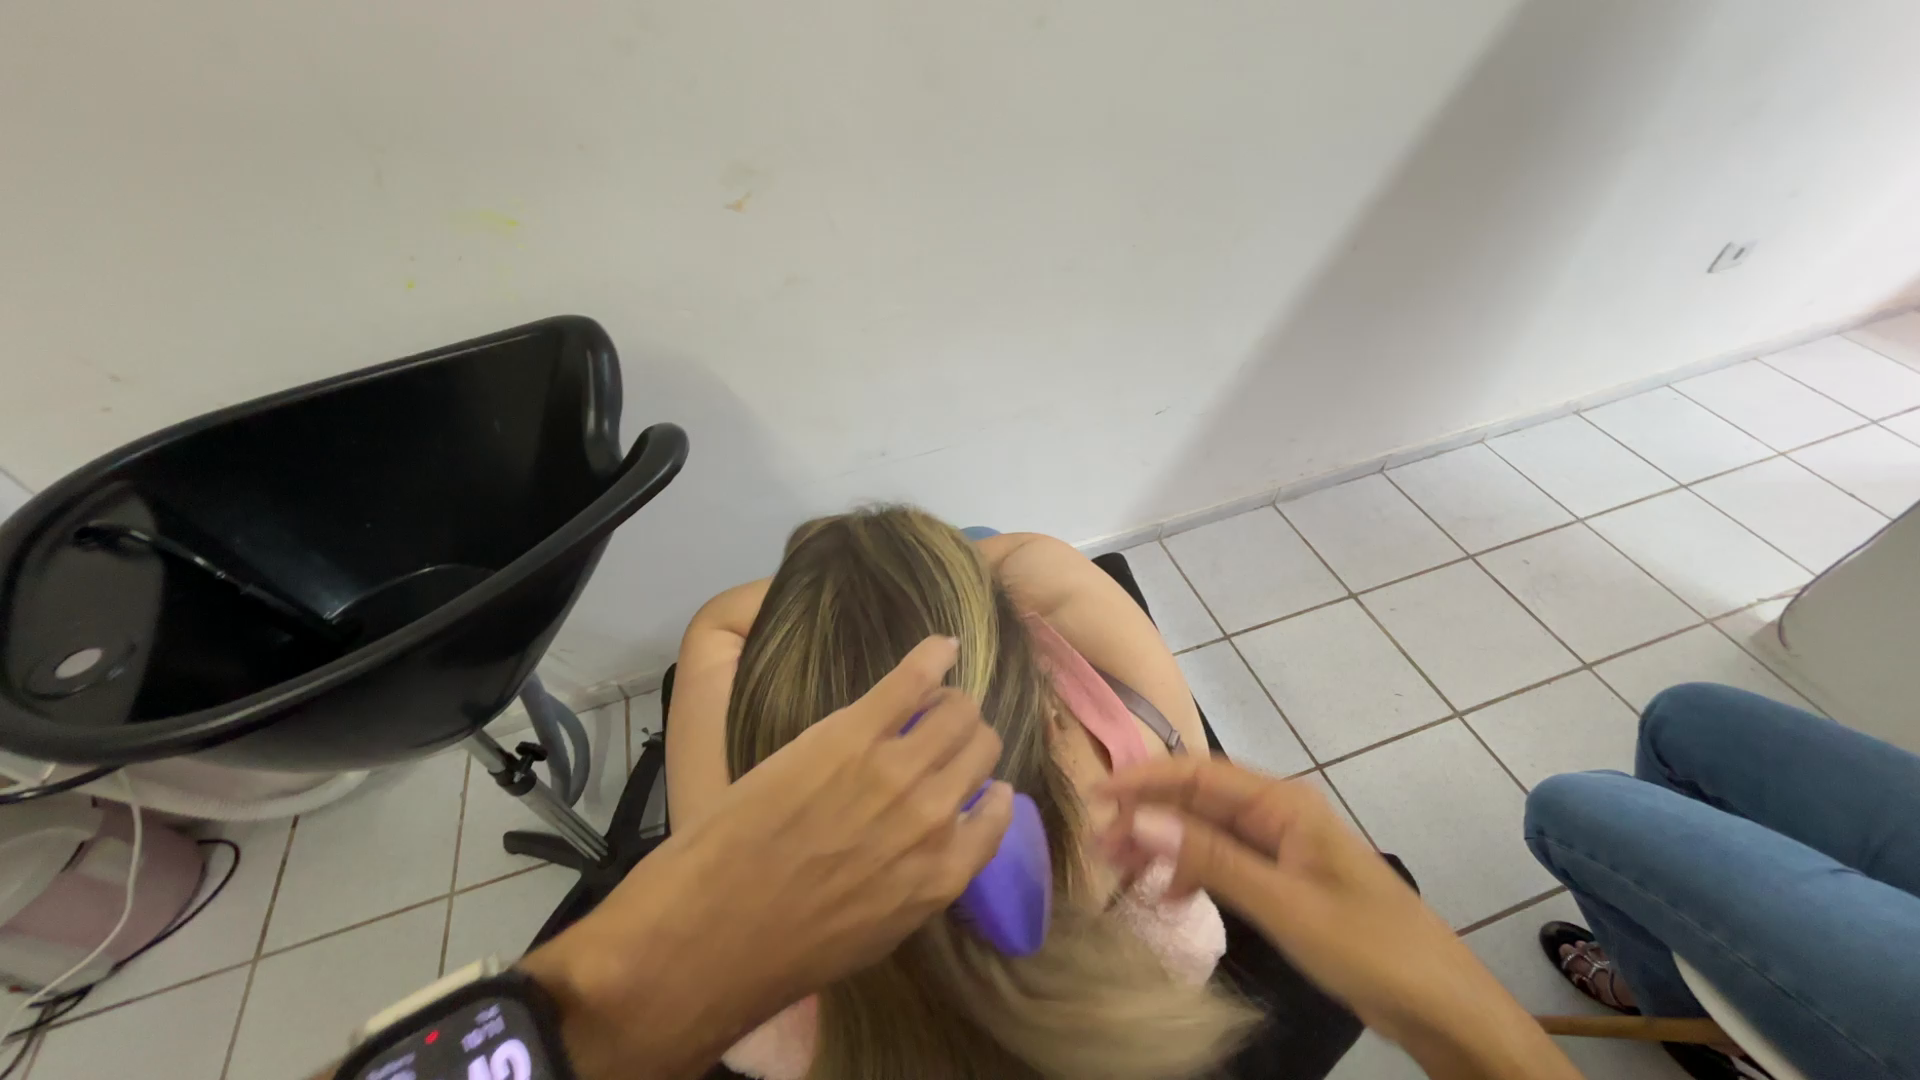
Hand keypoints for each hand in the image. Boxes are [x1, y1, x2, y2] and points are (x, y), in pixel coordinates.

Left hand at [520, 636, 1013, 1079]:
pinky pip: (913, 679)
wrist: (712, 935)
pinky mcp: (852, 733)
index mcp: (944, 872)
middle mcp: (936, 814)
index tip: (974, 780)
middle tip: (940, 730)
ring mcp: (897, 768)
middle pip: (981, 745)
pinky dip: (932, 656)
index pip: (998, 808)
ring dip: (950, 699)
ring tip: (931, 695)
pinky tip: (941, 645)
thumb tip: (934, 836)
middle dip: (968, 736)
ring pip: (957, 709)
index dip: (985, 787)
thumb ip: (920, 879)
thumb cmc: (787, 948)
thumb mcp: (879, 931)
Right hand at [1097, 758, 1581, 1079]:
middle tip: (1100, 846)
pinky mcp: (1285, 878)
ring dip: (1164, 844)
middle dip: (1147, 815)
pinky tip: (1171, 894)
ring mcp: (1282, 846)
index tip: (1095, 796)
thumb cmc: (1368, 946)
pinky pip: (1224, 859)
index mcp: (1283, 804)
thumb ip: (1210, 858)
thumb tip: (1140, 819)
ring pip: (1207, 830)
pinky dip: (1192, 870)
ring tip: (1122, 870)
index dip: (1144, 779)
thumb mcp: (1283, 903)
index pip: (1197, 774)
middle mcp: (1278, 813)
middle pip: (1198, 800)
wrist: (1444, 1006)